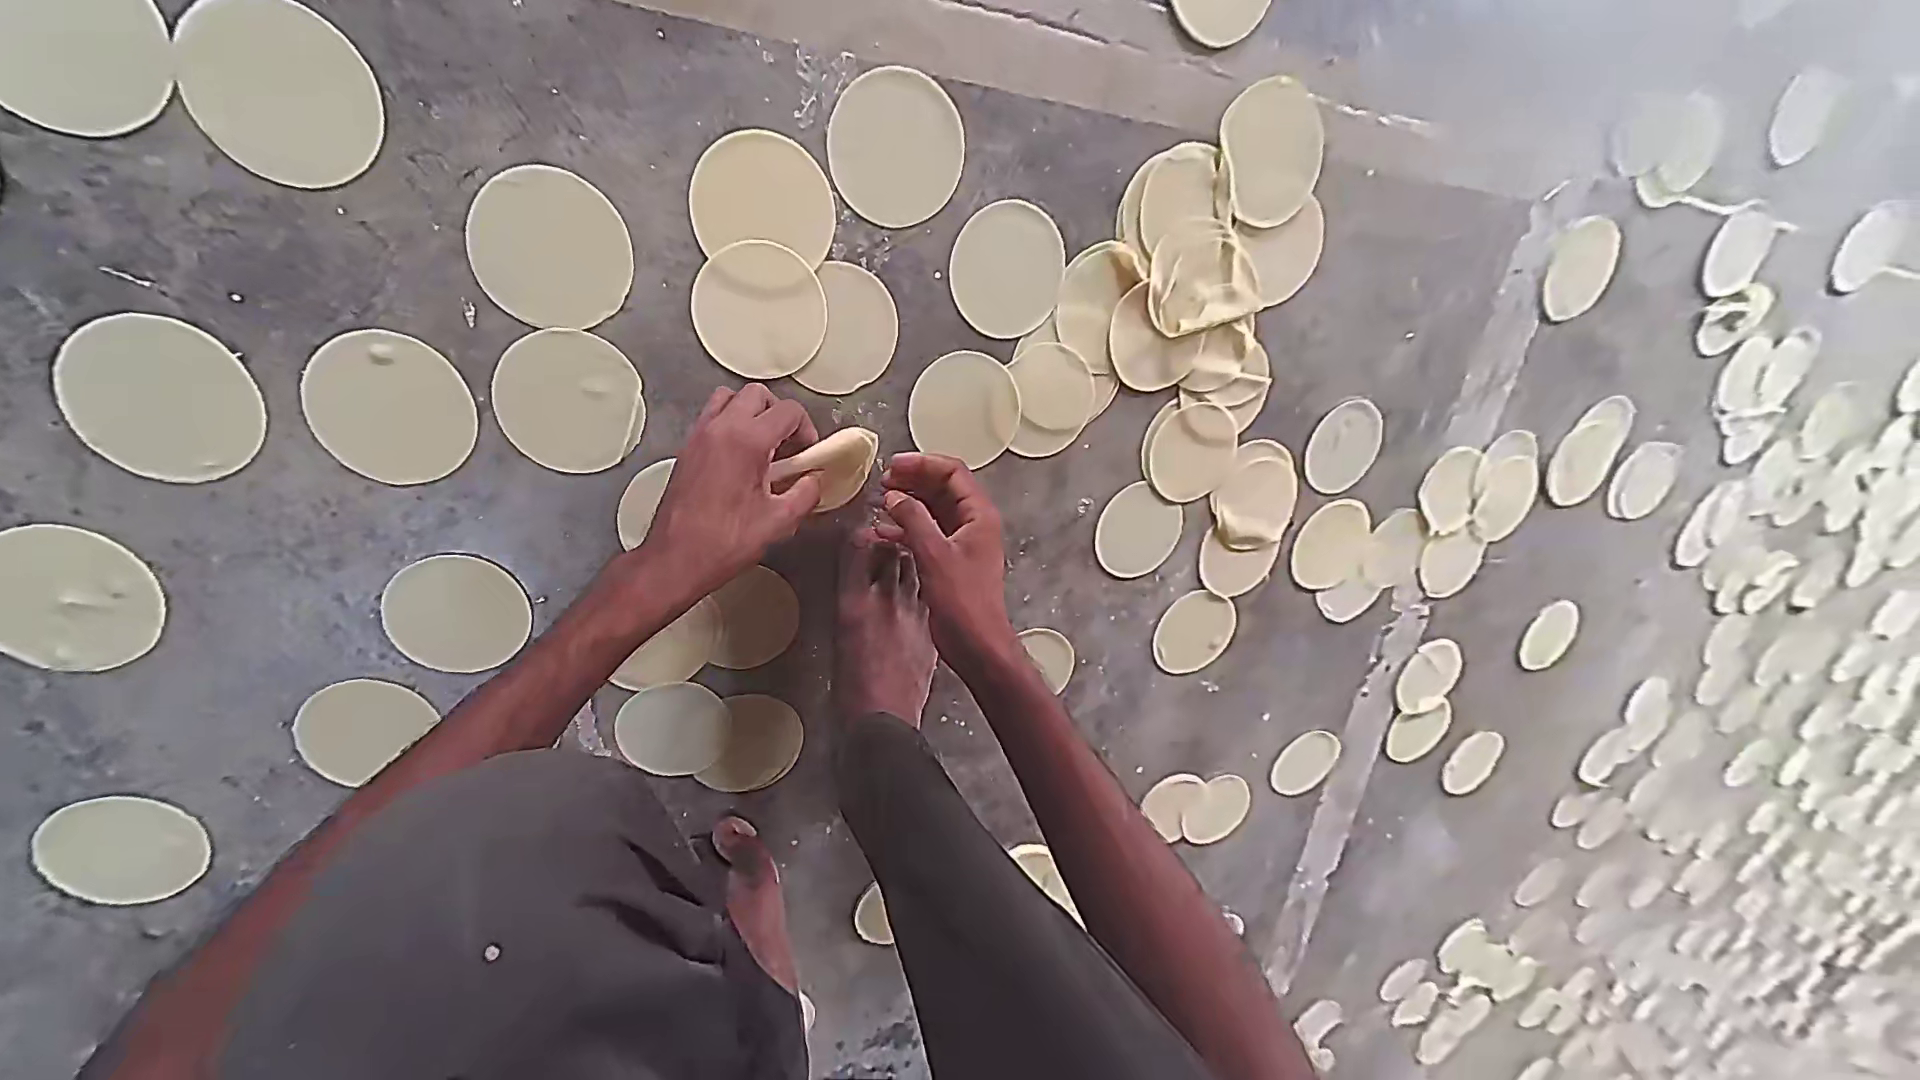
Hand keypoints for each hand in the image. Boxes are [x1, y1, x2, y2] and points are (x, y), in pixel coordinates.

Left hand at [639, 385, 821, 597]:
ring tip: (763, 446)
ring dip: (752, 413)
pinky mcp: (686, 448)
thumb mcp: (779, 521)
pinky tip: (740, 459)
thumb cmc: (727, 541)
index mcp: (747, 440)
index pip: (788, 410)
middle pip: (758, 394)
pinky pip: (712, 417)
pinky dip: (731, 424)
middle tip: (789, 446)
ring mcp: (699, 435)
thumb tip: (815, 480)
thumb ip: (806, 493)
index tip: (807, 454)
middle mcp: (721, 427)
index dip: (807, 429)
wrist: (676, 558)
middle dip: (780, 414)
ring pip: (730, 398)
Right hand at [872, 452, 1016, 664]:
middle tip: (883, 483)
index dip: (922, 464)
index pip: (953, 472)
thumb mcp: (934, 554)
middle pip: (942, 488)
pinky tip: (883, 530)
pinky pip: (927, 533)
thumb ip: (913, 519)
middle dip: (912, 482)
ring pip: (932, 510)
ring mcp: (962, 541)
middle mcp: (973, 523)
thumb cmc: (963, 600)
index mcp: (979, 514)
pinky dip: (907, 528)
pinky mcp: (949, 559)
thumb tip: (893, 495)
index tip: (893, 465)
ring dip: (907, 504)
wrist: (977, 642)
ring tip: (879, 502)